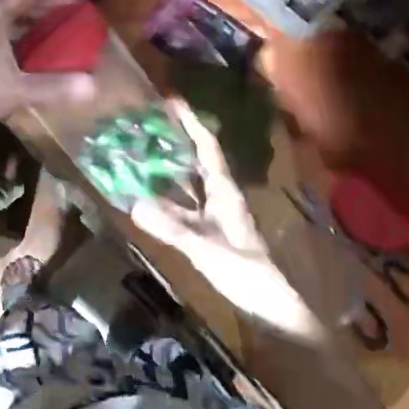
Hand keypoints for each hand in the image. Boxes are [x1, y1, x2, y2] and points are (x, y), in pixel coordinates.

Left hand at [0, 0, 98, 139]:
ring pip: (10, 22)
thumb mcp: (13, 91)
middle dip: (50, 2)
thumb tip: (92, 87)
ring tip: (61, 27)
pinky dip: (24, 40)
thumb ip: (51, 88)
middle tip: (77, 6)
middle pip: (19, 3)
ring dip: (36, 21)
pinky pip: (4, 40)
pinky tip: (35, 56)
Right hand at [131, 99, 332, 346]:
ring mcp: (215, 215)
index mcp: (226, 192)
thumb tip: (134, 204)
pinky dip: (165, 197)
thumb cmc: (248, 275)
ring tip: (139, 152)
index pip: (208, 148)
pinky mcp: (209, 232)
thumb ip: (172, 229)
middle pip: (196, 159)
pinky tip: (145, 198)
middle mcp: (221, 197)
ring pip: (188, 182)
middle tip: (145, 123)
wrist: (274, 309)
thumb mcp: (208, 250)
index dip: (191, 123)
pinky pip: (183, 205)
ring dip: (167, 167)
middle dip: (175, 139)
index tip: (171, 100)